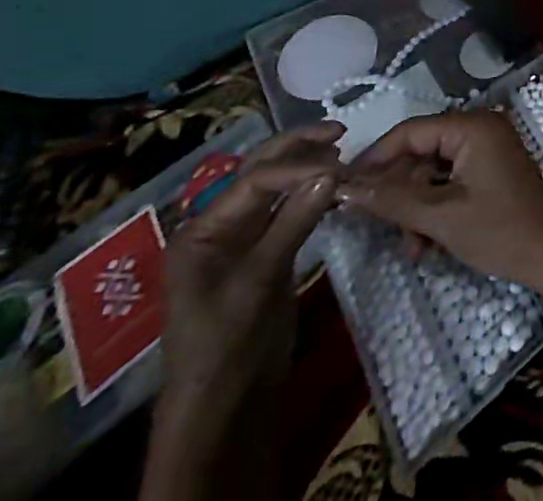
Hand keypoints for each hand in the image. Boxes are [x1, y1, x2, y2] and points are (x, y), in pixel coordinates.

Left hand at [159, 122, 342, 401]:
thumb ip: (292, 224)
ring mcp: (243, 242)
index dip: (297, 169)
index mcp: (201, 228)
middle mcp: (220, 226)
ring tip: (341, 153)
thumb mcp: (257, 283)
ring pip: (275, 192)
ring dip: (305, 170)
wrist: (222, 409)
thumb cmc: (225, 347)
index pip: (254, 181)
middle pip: (259, 174)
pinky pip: (287, 216)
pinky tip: (333, 190)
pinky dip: (310, 199)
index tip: (340, 166)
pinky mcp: (265, 259)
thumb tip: (330, 175)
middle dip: (296, 150)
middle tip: (339, 133)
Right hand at [338, 110, 542, 283]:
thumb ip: (391, 200)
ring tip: (414, 248)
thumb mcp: (440, 217)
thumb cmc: (501, 231)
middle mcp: (479, 128)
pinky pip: (451, 182)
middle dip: (402, 195)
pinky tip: (428, 245)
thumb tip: (344, 189)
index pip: (409, 133)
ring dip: (418, 210)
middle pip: (421, 155)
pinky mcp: (490, 170)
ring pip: (433, 174)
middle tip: (381, 225)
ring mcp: (486, 150)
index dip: (376, 159)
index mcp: (471, 126)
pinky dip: (437, 210)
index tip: (347, 184)